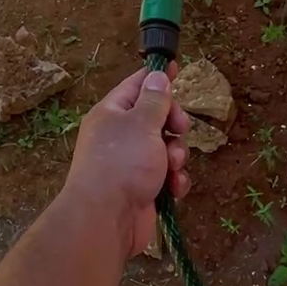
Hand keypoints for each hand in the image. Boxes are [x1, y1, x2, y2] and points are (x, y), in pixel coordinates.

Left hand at [62, 67, 191, 257]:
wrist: (107, 219)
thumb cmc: (122, 163)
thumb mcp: (141, 123)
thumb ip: (154, 100)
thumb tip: (157, 76)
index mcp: (111, 113)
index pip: (136, 86)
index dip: (156, 77)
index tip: (175, 66)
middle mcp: (120, 135)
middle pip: (156, 117)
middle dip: (173, 123)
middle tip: (179, 128)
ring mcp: (131, 163)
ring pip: (165, 148)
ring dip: (176, 154)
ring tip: (172, 165)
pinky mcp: (143, 188)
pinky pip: (167, 175)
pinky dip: (174, 179)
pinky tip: (174, 187)